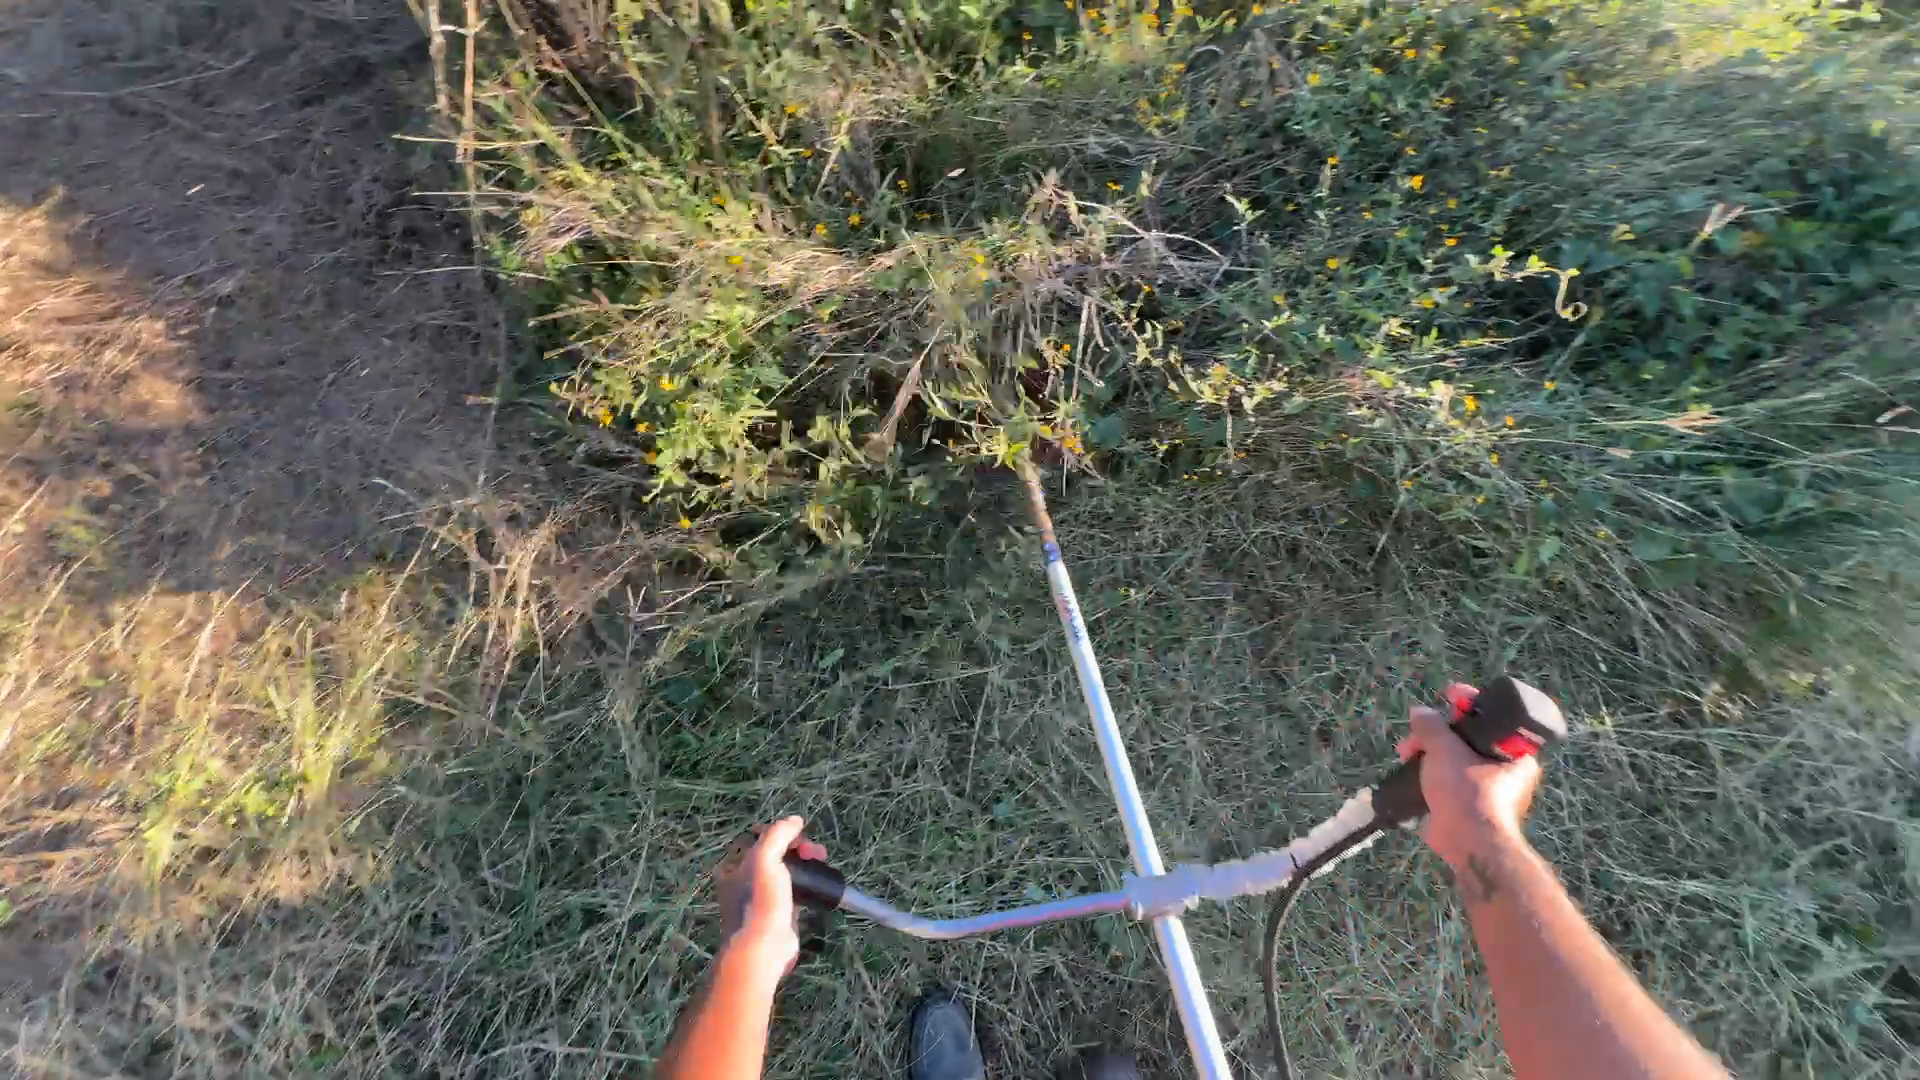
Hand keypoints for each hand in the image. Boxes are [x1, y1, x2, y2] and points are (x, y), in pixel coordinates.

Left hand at [715, 816, 826, 980]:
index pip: (757, 836)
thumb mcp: (765, 858)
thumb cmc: (761, 900)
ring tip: (820, 859)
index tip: (797, 835)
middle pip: (774, 851)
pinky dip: (806, 880)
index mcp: (734, 866)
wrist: (764, 948)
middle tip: (813, 850)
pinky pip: (794, 887)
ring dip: (804, 860)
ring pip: (786, 868)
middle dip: (796, 845)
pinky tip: (817, 881)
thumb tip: (795, 820)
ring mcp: (763, 896)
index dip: (779, 832)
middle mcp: (745, 879)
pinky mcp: (780, 910)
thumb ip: (778, 834)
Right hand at [1395, 683, 1541, 870]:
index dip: (1470, 702)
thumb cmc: (1467, 791)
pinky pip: (1442, 773)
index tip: (1449, 695)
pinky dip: (1425, 768)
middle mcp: (1502, 768)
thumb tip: (1419, 713)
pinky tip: (1409, 766)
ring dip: (1424, 748)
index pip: (1494, 717)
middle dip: (1434, 731)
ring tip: (1406, 754)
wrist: (1466, 841)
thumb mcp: (1447, 751)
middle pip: (1464, 735)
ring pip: (1449, 754)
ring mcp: (1481, 785)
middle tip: (1416, 735)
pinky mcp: (1462, 799)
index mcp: (1514, 754)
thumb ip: (1431, 727)